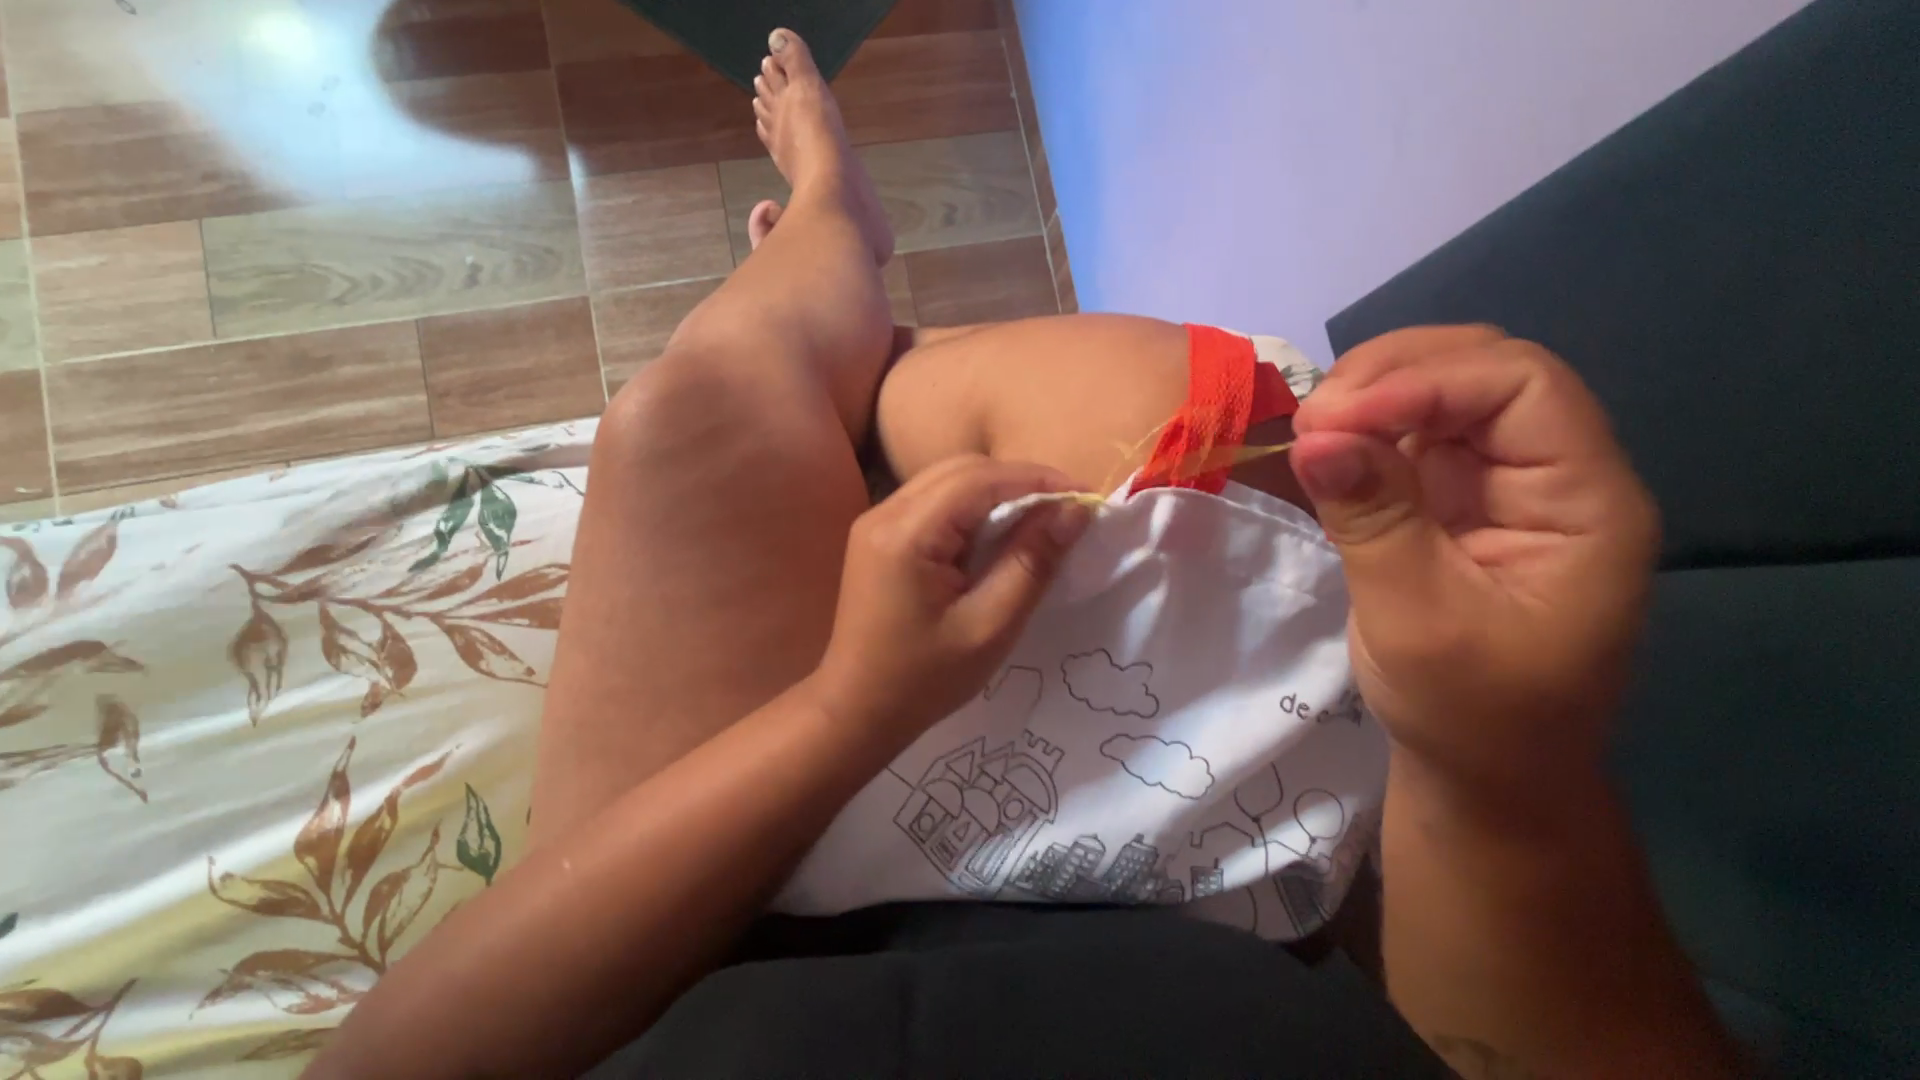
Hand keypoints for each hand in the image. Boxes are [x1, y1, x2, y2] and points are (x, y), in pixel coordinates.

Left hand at [810, 455, 1091, 733]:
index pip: (979, 480)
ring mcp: (876, 522)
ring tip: (1042, 517)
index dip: (1036, 479)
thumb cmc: (925, 679)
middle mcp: (885, 513)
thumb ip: (1031, 563)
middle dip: (1019, 480)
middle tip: (1067, 508)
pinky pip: (933, 502)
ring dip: (996, 490)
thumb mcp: (990, 626)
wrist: (857, 709)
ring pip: (947, 480)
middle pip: (961, 470)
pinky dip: (972, 507)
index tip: (1085, 497)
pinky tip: (999, 532)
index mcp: (906, 534)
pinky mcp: (879, 536)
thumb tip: (1074, 511)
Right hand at [1289, 326, 1659, 794]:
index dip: (1428, 381)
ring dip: (1374, 392)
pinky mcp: (1456, 499)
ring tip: (1312, 428)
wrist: (1484, 768)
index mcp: (1585, 502)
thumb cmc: (1470, 710)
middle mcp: (1553, 474)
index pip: (1523, 387)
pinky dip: (1364, 426)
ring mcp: (1503, 482)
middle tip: (1314, 417)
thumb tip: (1312, 436)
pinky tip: (1326, 444)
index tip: (1334, 419)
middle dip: (1396, 373)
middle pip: (1488, 369)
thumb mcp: (1417, 620)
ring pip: (1447, 389)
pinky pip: (1413, 432)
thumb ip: (1373, 520)